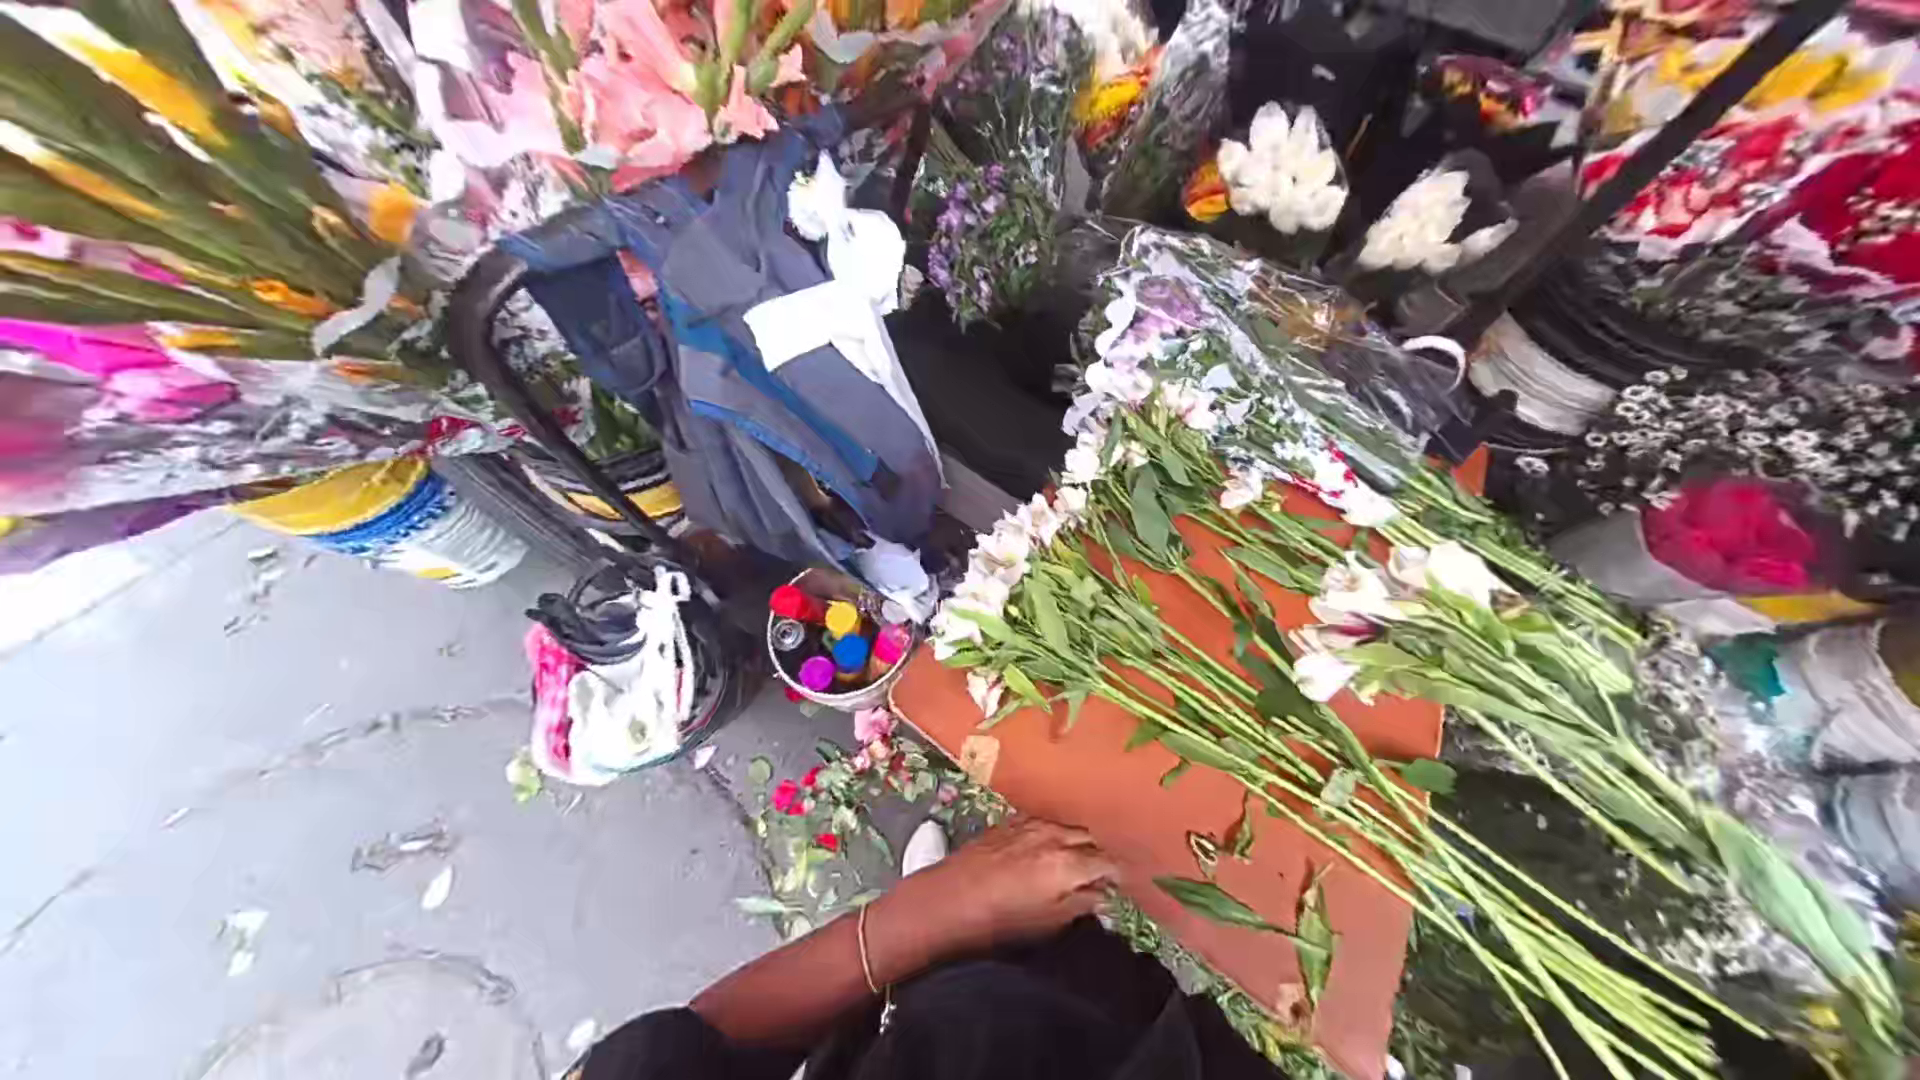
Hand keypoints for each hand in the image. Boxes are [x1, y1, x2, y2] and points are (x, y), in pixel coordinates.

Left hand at [863, 818, 1117, 982]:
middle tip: (1117, 859)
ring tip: (1093, 844)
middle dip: (1107, 845)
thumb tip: (1105, 892)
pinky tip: (1061, 832)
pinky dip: (1061, 823)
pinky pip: (1049, 815)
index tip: (1130, 876)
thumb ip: (1082, 902)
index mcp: (1068, 863)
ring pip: (1072, 820)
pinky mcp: (1015, 818)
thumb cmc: (1002, 919)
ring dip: (1085, 830)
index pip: (1109, 860)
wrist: (951, 897)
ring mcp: (1033, 822)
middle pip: (1094, 834)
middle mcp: (1055, 834)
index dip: (1122, 870)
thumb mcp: (1049, 921)